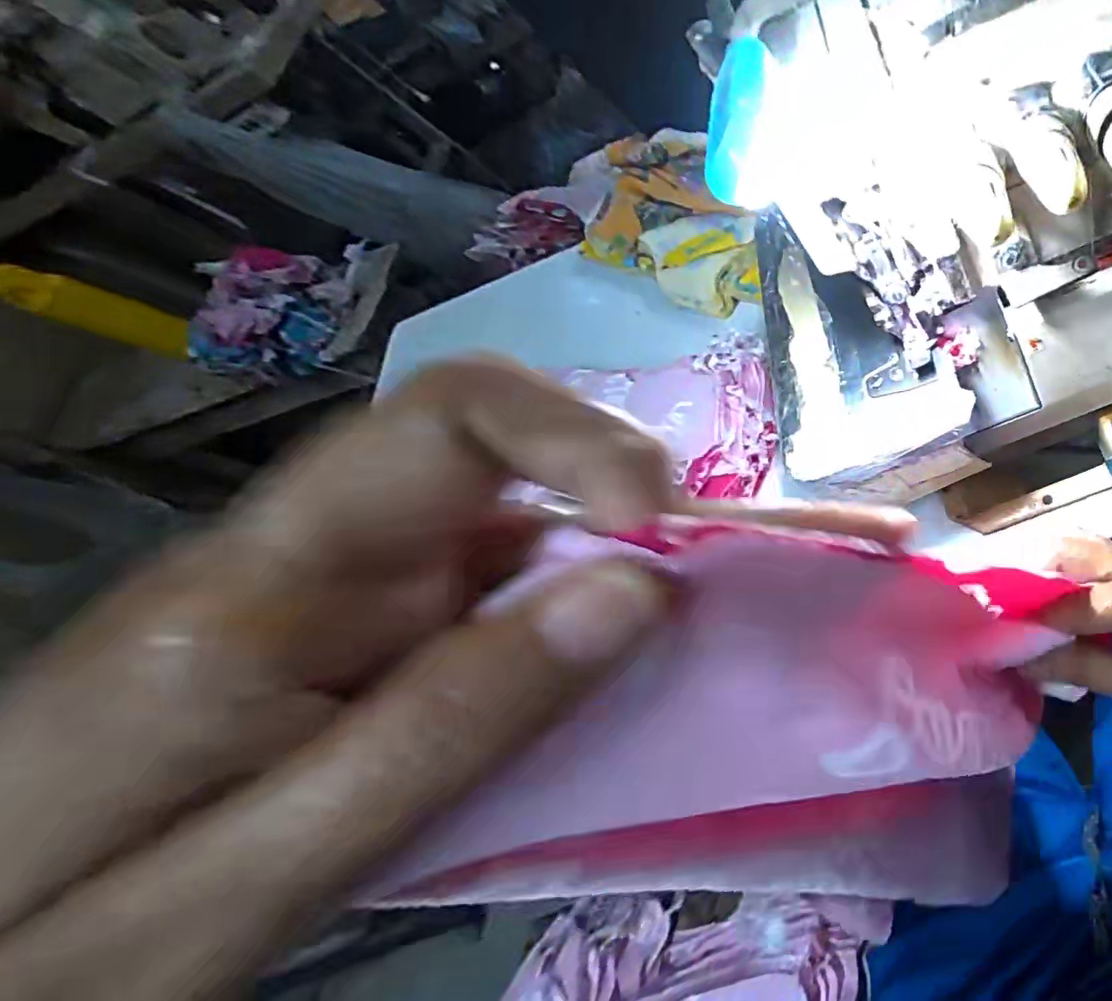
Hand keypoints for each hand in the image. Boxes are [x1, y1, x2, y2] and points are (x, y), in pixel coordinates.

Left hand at [0, 357, 909, 998]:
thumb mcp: (253, 871)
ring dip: (672, 538)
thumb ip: (456, 716)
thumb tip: (640, 587)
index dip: (583, 438)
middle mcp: (356, 548)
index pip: (452, 416)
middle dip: (661, 487)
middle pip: (531, 450)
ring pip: (555, 515)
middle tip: (766, 548)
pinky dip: (633, 589)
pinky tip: (694, 609)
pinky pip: (548, 579)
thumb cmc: (44, 954)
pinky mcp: (418, 623)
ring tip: (786, 558)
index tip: (658, 524)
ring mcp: (393, 583)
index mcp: (281, 577)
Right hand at [1028, 537, 1111, 759]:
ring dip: (1052, 575)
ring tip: (1023, 607)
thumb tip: (1025, 659)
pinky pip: (1100, 564)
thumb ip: (1083, 667)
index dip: (1038, 620)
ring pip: (1086, 553)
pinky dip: (1072, 579)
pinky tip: (1055, 605)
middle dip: (1037, 580)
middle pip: (1076, 555)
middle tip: (1006, 611)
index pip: (1078, 602)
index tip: (1001, 636)